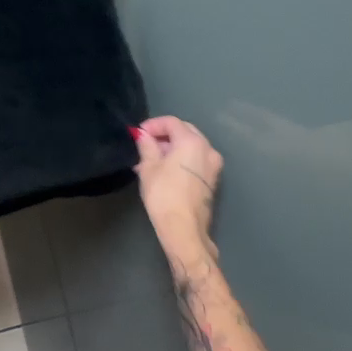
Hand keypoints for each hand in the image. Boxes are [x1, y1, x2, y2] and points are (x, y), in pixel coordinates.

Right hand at [133, 116, 222, 252]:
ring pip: (190, 146)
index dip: (153, 125)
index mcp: (192, 142)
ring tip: (150, 160)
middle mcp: (208, 149)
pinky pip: (195, 159)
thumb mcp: (148, 166)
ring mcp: (213, 165)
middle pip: (184, 131)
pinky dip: (181, 159)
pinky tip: (163, 170)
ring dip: (171, 148)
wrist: (184, 228)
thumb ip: (146, 145)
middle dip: (163, 135)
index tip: (138, 134)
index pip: (171, 122)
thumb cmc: (163, 193)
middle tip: (144, 145)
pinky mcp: (212, 179)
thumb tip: (142, 135)